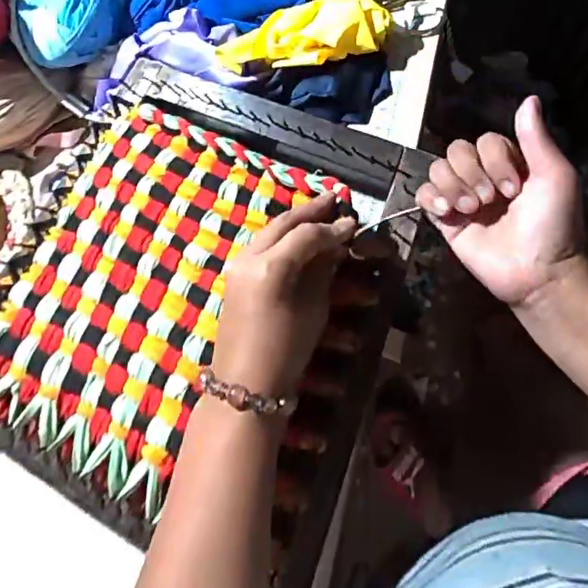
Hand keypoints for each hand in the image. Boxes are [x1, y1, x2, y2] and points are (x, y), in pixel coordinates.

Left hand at [211, 194, 356, 397]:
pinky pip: (261, 247)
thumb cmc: (286, 351)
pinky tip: (296, 236)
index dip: (333, 227)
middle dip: (310, 211)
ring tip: (317, 213)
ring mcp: (238, 265)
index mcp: (270, 265)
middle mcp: (249, 256)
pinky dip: (281, 238)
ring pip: (270, 231)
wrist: (244, 387)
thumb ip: (322, 271)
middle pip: (284, 223)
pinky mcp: (234, 277)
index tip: (354, 222)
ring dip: (295, 222)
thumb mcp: (313, 310)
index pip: (307, 233)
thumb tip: (335, 245)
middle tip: (333, 200)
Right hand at [417, 96, 584, 306]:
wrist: (538, 273)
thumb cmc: (554, 225)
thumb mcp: (555, 176)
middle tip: (491, 200)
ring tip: (472, 210)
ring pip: (438, 168)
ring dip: (453, 186)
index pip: (485, 141)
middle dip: (472, 173)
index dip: (495, 160)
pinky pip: (423, 194)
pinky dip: (431, 197)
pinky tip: (446, 211)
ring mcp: (462, 198)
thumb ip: (536, 139)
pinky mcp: (445, 220)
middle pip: (457, 150)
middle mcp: (483, 177)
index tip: (515, 188)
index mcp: (509, 165)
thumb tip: (530, 98)